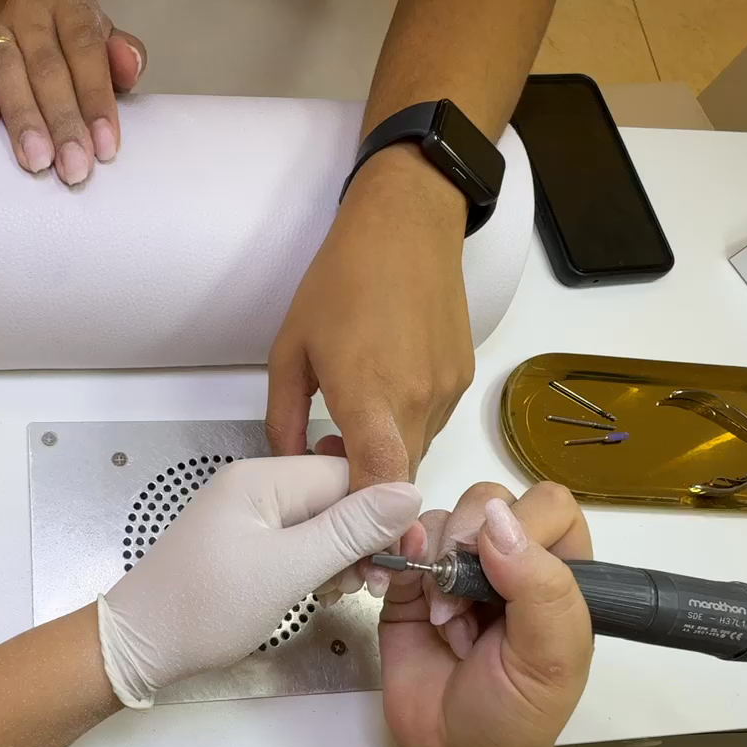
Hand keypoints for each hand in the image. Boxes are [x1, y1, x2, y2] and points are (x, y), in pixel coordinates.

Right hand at [0, 0, 145, 185]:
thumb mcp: (104, 53)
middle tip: (73, 168)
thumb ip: (121, 60)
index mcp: (70, 8)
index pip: (86, 49)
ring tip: (36, 161)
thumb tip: (130, 66)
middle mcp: (31, 15)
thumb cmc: (74, 58)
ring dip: (22, 118)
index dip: (96, 100)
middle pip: (46, 68)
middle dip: (62, 123)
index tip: (104, 147)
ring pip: (5, 69)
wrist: (31, 37)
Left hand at [97, 455, 420, 706]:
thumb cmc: (207, 607)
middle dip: (361, 539)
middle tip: (369, 584)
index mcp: (262, 478)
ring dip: (340, 557)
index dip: (384, 514)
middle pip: (335, 498)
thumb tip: (409, 491)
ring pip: (319, 523)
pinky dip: (314, 566)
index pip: (348, 474)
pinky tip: (316, 591)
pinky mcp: (243, 543)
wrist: (141, 645)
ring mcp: (246, 515)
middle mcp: (254, 486)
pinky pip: (296, 542)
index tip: (404, 557)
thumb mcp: (286, 569)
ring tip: (336, 592)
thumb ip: (348, 530)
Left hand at [265, 146, 473, 494]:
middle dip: (366, 493)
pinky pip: (431, 426)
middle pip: (398, 480)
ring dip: (385, 460)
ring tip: (352, 429)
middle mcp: (418, 401)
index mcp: (369, 396)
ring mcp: (447, 392)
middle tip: (331, 470)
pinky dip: (405, 431)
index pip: (378, 485)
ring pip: (415, 454)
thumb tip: (287, 463)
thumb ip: (283, 418)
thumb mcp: (289, 350)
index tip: (338, 524)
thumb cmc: (339, 281)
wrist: (408, 222)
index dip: (362, 519)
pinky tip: (381, 403)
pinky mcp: (462, 379)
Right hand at [379, 481, 592, 746]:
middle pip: (486, 503)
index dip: (520, 524)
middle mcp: (506, 563)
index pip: (547, 508)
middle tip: (459, 604)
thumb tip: (496, 519)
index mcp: (557, 575)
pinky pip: (395, 543)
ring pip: (437, 518)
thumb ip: (540, 587)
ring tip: (440, 623)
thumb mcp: (549, 659)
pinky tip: (390, 589)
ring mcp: (453, 570)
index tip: (495, 567)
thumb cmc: (513, 715)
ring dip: (431, 567)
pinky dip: (390, 557)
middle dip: (464, 547)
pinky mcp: (408, 583)